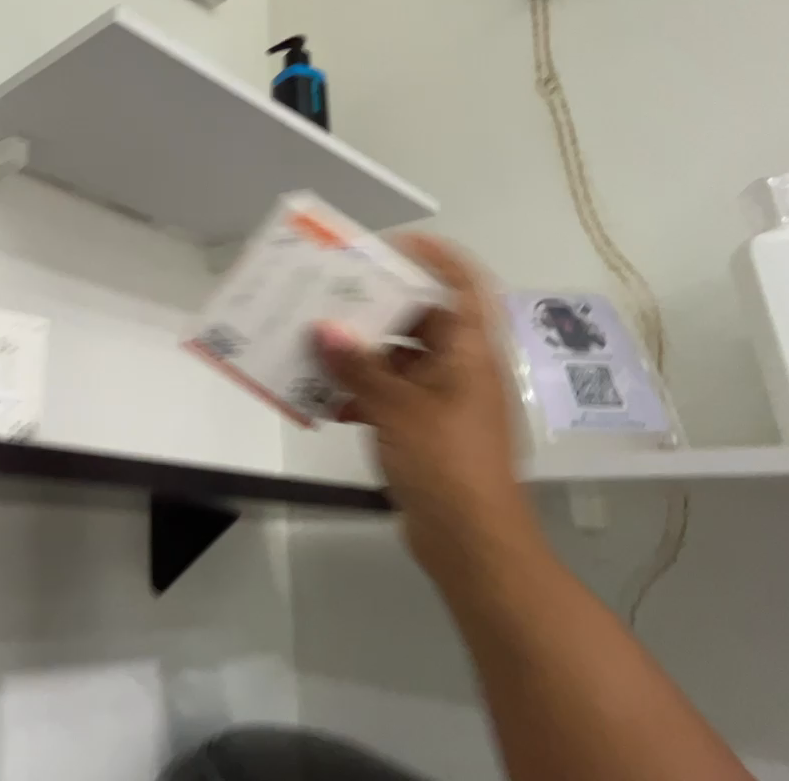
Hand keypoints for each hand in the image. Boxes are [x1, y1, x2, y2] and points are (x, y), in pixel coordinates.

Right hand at [315, 234, 540, 574]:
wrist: (473, 542)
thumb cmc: (446, 462)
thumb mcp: (397, 408)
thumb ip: (359, 366)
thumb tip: (325, 330)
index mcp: (470, 354)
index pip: (464, 288)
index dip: (437, 258)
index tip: (394, 245)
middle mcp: (461, 371)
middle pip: (421, 323)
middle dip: (376, 311)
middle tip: (331, 298)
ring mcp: (444, 404)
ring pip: (399, 363)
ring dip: (361, 357)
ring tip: (315, 348)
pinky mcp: (426, 433)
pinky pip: (390, 399)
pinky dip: (361, 396)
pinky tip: (326, 401)